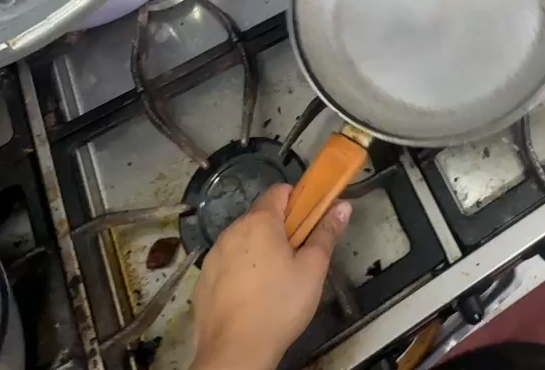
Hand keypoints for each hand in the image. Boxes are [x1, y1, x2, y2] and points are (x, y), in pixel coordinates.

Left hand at [189, 184, 351, 369]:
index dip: (298, 202)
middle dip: (280, 230)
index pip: (280, 191)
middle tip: (297, 257)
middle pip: (261, 216)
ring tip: (274, 281)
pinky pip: (226, 265)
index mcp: (259, 221)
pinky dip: (239, 272)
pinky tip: (250, 298)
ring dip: (258, 250)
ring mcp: (212, 257)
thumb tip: (342, 205)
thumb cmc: (279, 305)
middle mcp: (232, 231)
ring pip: (243, 241)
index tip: (309, 224)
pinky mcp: (202, 282)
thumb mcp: (313, 269)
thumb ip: (327, 233)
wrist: (233, 355)